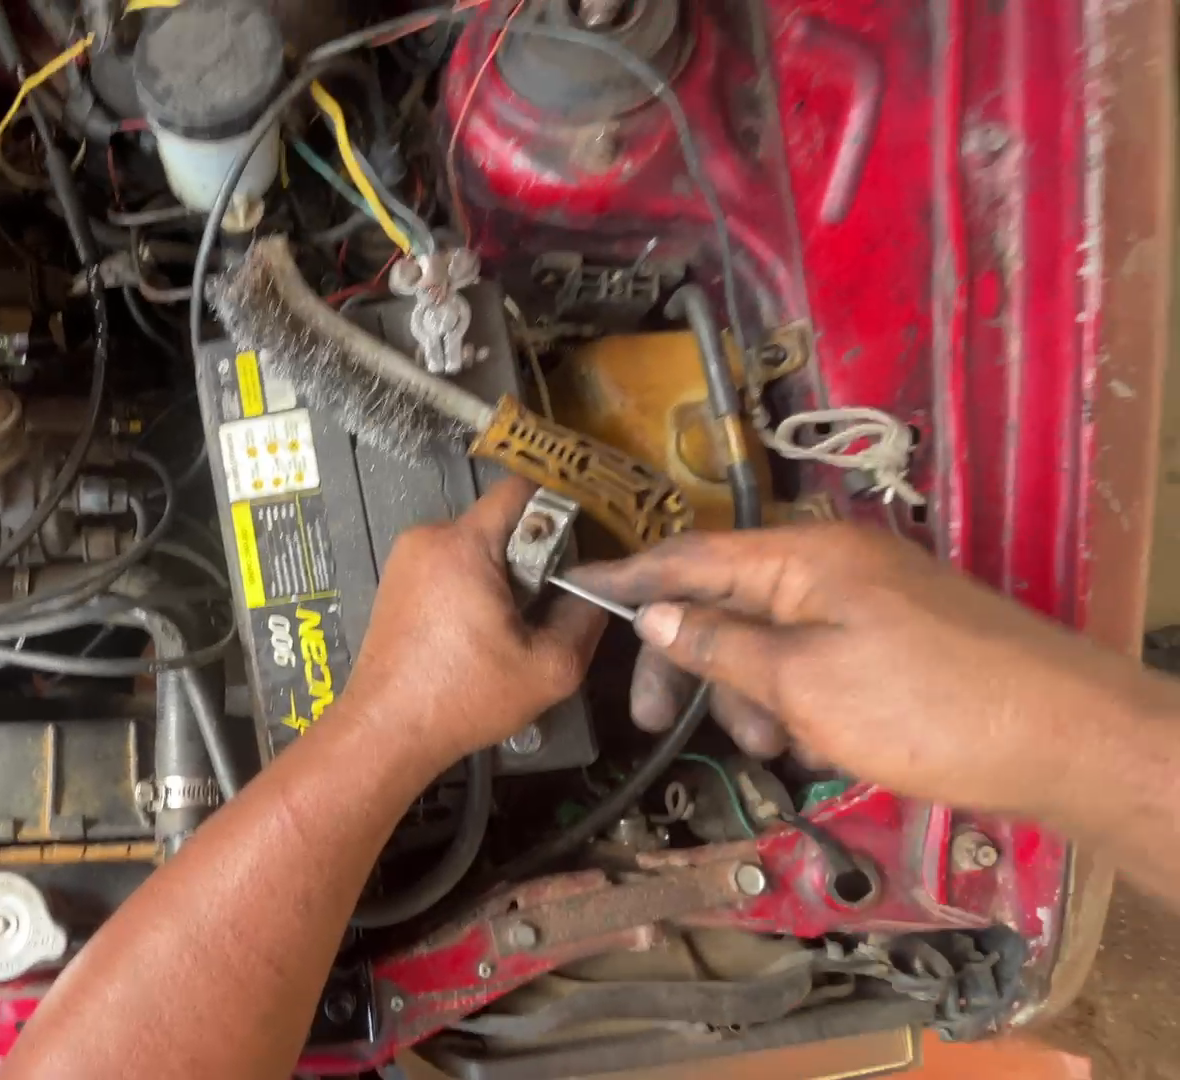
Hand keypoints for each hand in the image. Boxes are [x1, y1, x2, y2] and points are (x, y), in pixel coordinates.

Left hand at [337, 478, 607, 762]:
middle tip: (550, 597)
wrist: (386, 727)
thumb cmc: (463, 697)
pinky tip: (478, 628)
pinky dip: (469, 584)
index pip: (521, 490)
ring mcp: (404, 559)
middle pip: (496, 521)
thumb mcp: (549, 667)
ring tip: (512, 621)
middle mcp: (426, 538)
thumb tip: (596, 587)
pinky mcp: (395, 581)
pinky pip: (446, 564)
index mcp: (462, 545)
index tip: (583, 542)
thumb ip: (584, 616)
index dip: (561, 507)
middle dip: (530, 552)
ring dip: (499, 572)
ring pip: (472, 544)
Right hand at [569, 523, 1170, 815]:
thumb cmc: (926, 709)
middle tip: (655, 719)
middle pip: (720, 601)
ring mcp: (860, 598)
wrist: (1089, 751)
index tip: (576, 584)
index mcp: (801, 558)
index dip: (627, 574)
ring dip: (744, 691)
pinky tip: (801, 740)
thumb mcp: (799, 682)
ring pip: (763, 635)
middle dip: (686, 661)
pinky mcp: (886, 633)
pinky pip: (806, 652)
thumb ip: (715, 643)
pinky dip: (788, 693)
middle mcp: (825, 565)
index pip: (688, 556)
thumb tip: (650, 613)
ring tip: (763, 747)